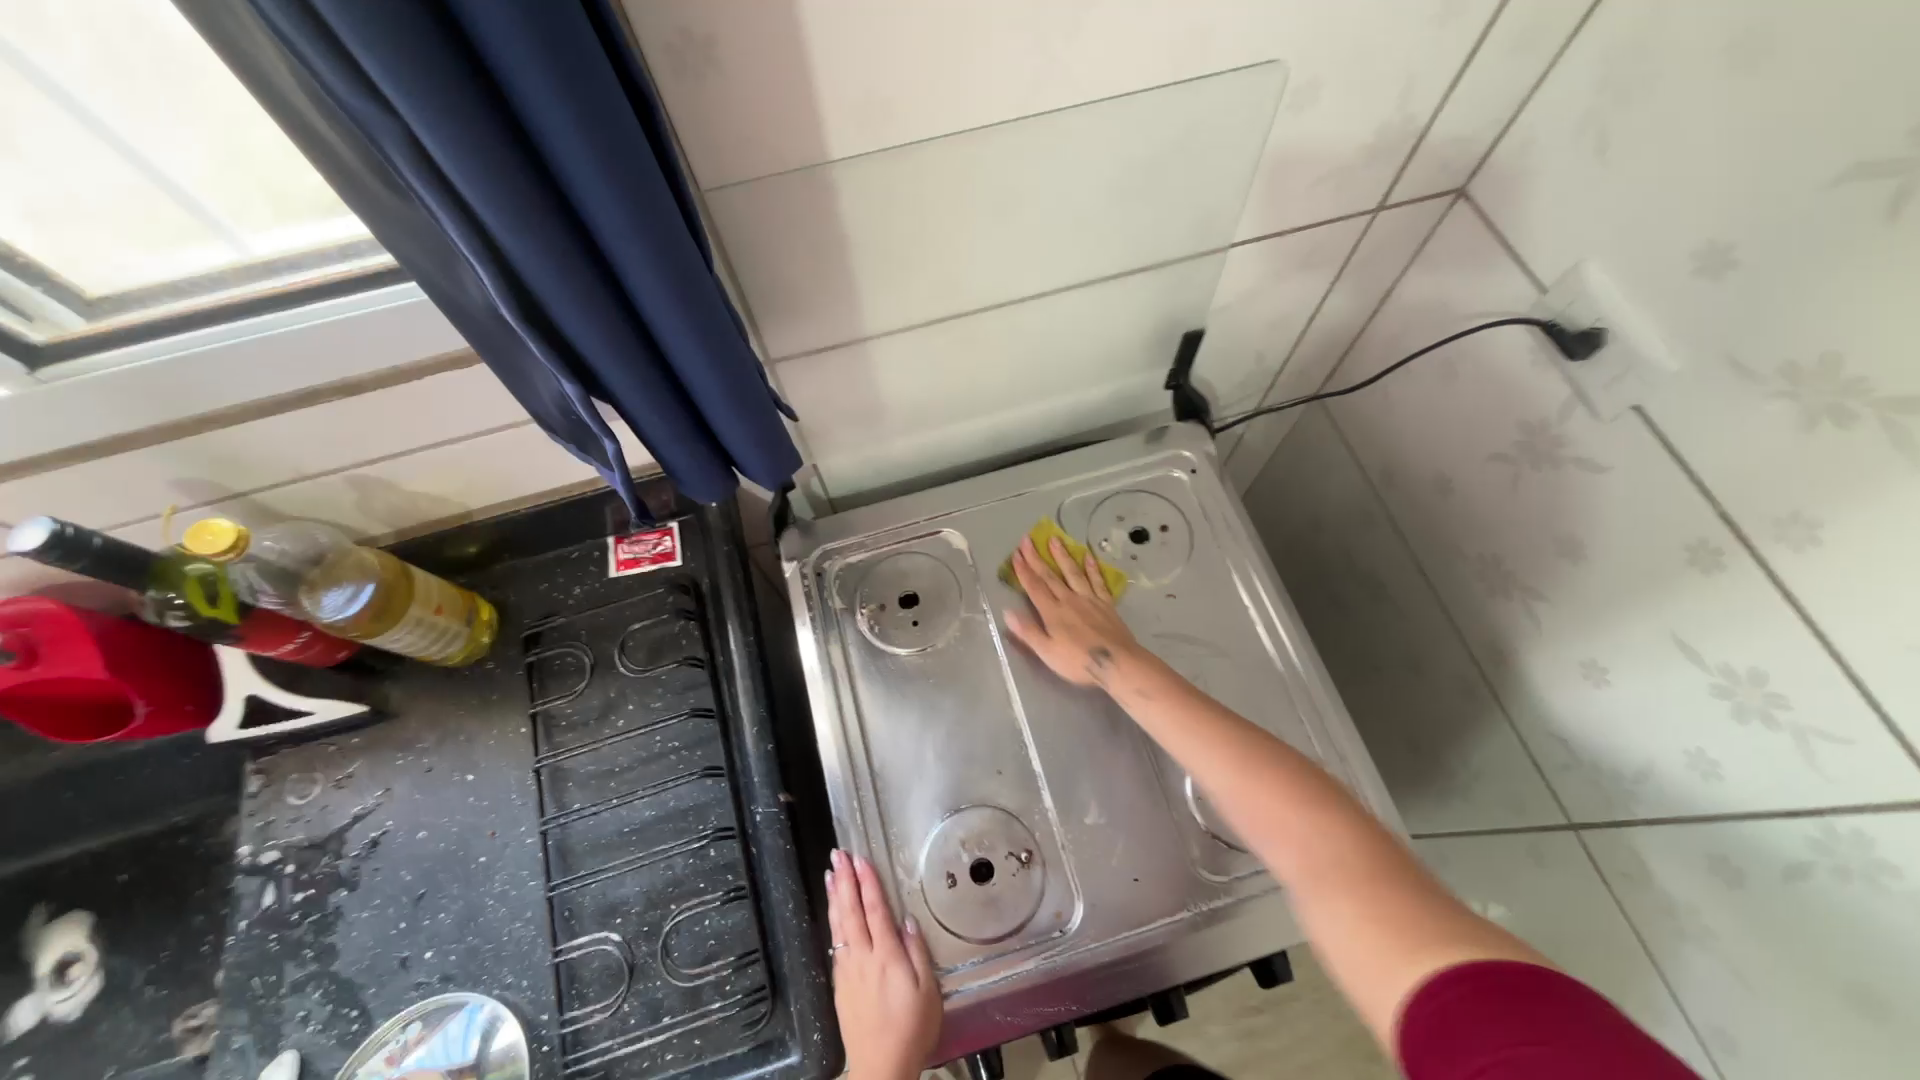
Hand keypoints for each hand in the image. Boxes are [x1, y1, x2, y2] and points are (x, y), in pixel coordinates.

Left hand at [826, 848, 941, 1079]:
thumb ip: (917, 952)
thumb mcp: (928, 991)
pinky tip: (834, 913)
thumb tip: (906, 921)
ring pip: (839, 925)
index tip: (861, 859)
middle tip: (839, 855)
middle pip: (851, 911)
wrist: (881, 1067)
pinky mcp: (839, 985)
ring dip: (835, 897)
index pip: (875, 909)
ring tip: (831, 874)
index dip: (868, 882)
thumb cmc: (912, 1029)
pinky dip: (833, 921)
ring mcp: (847, 971)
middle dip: (845, 880)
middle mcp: (863, 958)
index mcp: (886, 956)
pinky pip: (835, 944)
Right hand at [1003, 535, 1141, 688]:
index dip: (1023, 571)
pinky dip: (1092, 568)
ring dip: (1062, 555)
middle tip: (1028, 540)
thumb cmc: (1078, 661)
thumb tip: (1007, 612)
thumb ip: (1028, 631)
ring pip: (1073, 572)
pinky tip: (1088, 556)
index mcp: (1052, 612)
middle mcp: (1069, 600)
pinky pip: (1097, 581)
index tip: (1016, 554)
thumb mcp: (1047, 652)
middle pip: (1050, 576)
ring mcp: (1089, 599)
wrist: (1116, 662)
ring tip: (1055, 539)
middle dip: (1036, 558)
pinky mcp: (1106, 603)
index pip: (1034, 587)